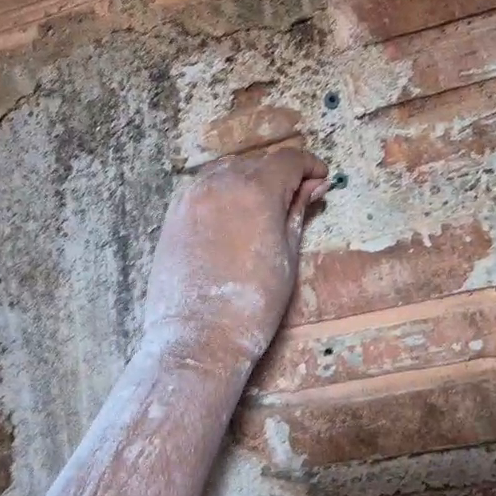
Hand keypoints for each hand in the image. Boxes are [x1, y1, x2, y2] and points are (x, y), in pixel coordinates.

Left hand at [141, 148, 329, 371]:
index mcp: (255, 191)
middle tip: (298, 199)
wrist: (199, 335)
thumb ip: (298, 212)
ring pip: (228, 171)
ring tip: (265, 208)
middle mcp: (221, 183)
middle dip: (281, 175)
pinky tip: (233, 218)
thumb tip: (315, 185)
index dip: (309, 166)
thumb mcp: (288, 255)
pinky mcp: (174, 213)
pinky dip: (224, 192)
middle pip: (257, 163)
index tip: (321, 180)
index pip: (288, 160)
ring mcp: (192, 196)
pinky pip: (205, 188)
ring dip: (251, 180)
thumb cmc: (254, 302)